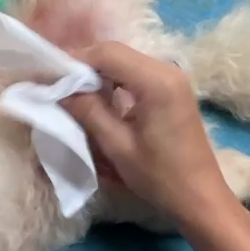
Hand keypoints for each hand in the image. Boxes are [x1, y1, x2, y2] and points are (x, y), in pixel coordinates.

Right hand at [61, 42, 233, 222]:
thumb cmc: (160, 176)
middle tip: (56, 82)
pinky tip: (99, 97)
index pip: (108, 53)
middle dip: (84, 64)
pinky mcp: (172, 88)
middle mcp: (168, 69)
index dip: (75, 59)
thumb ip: (88, 111)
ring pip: (126, 60)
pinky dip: (114, 80)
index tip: (49, 74)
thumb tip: (59, 88)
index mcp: (157, 81)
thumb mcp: (117, 145)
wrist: (200, 197)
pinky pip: (137, 73)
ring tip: (72, 90)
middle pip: (117, 53)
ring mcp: (173, 77)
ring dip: (98, 72)